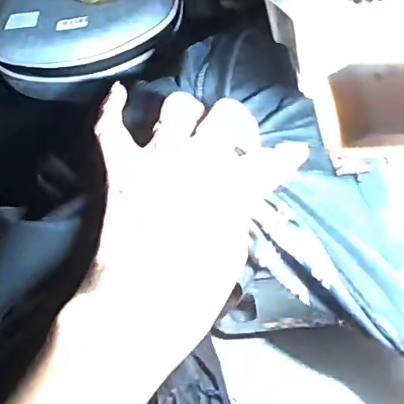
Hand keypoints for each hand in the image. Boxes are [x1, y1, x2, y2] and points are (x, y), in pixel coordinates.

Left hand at [69, 84, 307, 369]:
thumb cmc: (194, 293)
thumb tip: (241, 194)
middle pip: (227, 115)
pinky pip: (110, 127)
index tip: (293, 152)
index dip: (285, 156)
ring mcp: (158, 158)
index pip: (271, 159)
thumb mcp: (235, 251)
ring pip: (178, 107)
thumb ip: (241, 210)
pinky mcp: (121, 169)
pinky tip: (118, 94)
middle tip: (235, 142)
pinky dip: (112, 108)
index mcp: (236, 183)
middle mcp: (200, 159)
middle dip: (237, 124)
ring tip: (189, 125)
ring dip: (188, 113)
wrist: (135, 310)